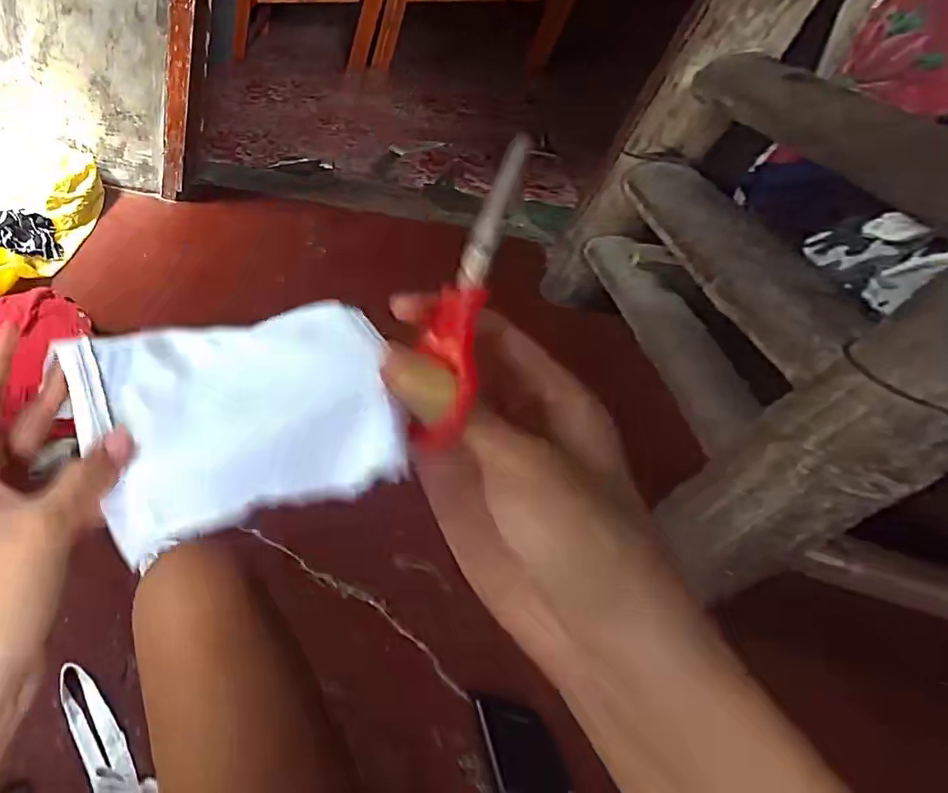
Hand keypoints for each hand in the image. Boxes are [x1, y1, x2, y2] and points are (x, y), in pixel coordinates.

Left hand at [0, 324, 134, 683]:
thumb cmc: (2, 583)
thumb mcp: (45, 523)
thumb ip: (88, 476)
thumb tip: (126, 432)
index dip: (0, 361)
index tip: (14, 325)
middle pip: (27, 426)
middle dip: (54, 395)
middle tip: (87, 362)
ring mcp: (20, 509)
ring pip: (54, 460)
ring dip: (82, 441)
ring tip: (118, 411)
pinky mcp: (41, 535)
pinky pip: (68, 494)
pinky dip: (92, 481)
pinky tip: (121, 468)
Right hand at [382, 293, 698, 664]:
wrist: (597, 640)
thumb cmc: (582, 537)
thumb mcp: (521, 462)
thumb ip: (454, 406)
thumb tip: (389, 354)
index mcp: (549, 394)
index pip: (493, 335)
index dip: (449, 315)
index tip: (397, 308)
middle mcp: (512, 413)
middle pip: (457, 362)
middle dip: (415, 349)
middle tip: (363, 348)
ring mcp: (479, 450)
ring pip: (431, 400)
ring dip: (397, 387)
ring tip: (350, 375)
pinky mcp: (452, 485)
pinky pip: (416, 442)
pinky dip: (390, 427)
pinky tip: (359, 416)